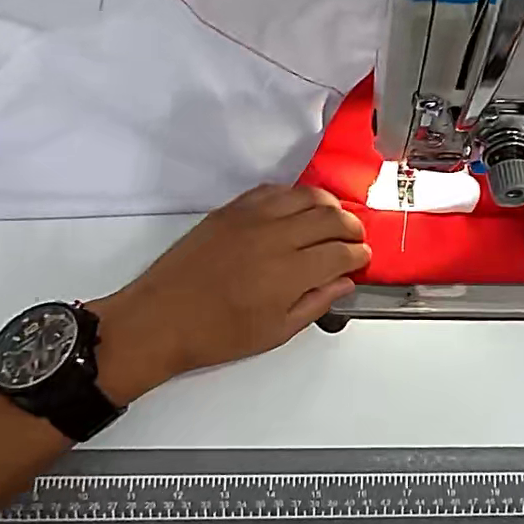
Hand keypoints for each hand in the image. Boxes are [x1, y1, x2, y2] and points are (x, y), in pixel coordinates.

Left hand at [88, 185, 369, 401]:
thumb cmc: (214, 333)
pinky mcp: (231, 211)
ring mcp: (251, 219)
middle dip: (351, 227)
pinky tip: (298, 207)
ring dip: (328, 204)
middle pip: (330, 217)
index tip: (362, 259)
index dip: (359, 255)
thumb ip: (316, 302)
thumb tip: (343, 284)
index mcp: (290, 273)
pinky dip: (294, 195)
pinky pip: (273, 190)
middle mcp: (274, 238)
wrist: (160, 320)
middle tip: (355, 239)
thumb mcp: (276, 331)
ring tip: (334, 218)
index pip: (341, 252)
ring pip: (305, 196)